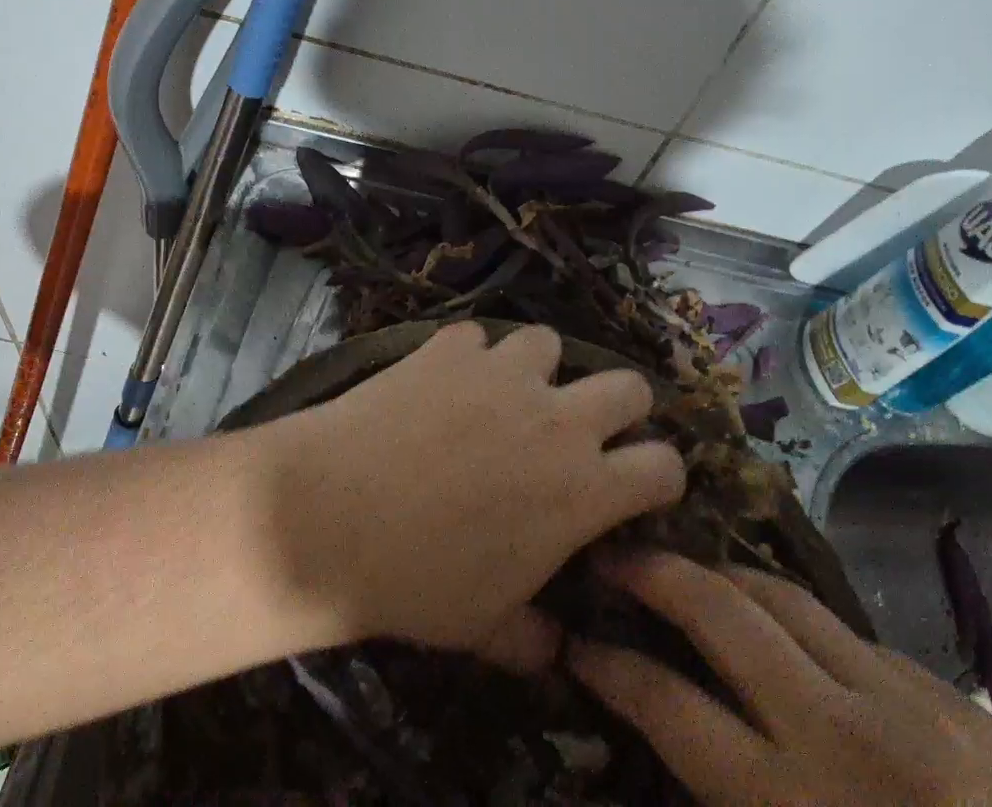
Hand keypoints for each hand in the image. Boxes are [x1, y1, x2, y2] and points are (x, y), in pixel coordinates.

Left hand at [267, 320, 686, 668]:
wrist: (327, 518)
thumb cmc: (416, 582)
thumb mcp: (483, 626)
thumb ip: (532, 638)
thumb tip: (557, 654)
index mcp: (584, 489)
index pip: (664, 467)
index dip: (657, 478)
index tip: (635, 489)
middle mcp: (557, 420)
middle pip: (629, 387)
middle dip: (618, 408)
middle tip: (582, 432)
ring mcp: (501, 375)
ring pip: (550, 343)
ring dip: (538, 370)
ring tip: (505, 396)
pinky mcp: (446, 350)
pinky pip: (475, 337)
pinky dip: (467, 356)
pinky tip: (440, 381)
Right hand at [569, 551, 991, 806]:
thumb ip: (727, 802)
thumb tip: (670, 753)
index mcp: (792, 799)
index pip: (668, 706)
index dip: (610, 668)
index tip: (575, 645)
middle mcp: (836, 729)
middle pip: (721, 614)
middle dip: (654, 574)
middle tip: (610, 556)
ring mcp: (896, 698)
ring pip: (782, 599)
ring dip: (718, 574)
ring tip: (680, 566)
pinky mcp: (942, 692)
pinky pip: (841, 630)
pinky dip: (790, 616)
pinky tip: (775, 626)